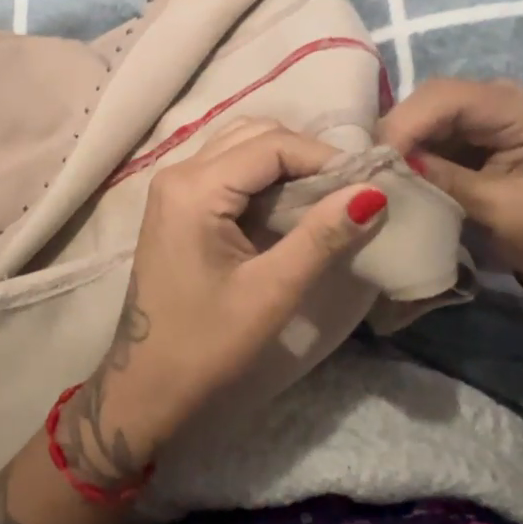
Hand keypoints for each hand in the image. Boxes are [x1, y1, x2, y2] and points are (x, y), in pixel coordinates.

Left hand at [54, 121, 388, 491]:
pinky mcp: (178, 206)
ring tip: (326, 197)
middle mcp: (179, 173)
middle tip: (350, 190)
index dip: (324, 157)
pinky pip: (229, 169)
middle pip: (254, 135)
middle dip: (306, 154)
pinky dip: (265, 176)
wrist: (148, 388)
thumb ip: (321, 237)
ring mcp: (174, 188)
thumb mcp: (271, 293)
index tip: (369, 185)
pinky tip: (292, 206)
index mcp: (194, 189)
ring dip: (286, 162)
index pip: (272, 144)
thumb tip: (374, 192)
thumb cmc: (207, 346)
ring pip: (241, 146)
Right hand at [379, 78, 522, 301]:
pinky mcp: (469, 131)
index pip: (453, 97)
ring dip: (398, 137)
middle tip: (370, 165)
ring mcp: (485, 113)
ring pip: (424, 110)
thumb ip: (450, 181)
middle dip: (398, 127)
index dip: (410, 121)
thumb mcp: (504, 212)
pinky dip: (407, 146)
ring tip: (375, 168)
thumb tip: (395, 164)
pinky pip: (427, 128)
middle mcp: (504, 98)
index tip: (380, 157)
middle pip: (434, 97)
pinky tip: (392, 168)